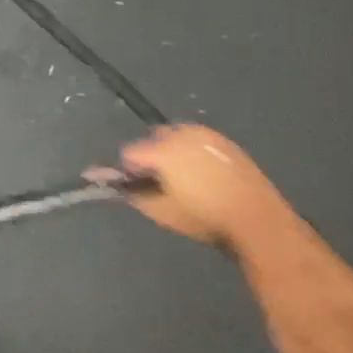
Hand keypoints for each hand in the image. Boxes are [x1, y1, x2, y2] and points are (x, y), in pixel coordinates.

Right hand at [86, 125, 291, 248]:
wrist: (257, 218)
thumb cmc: (203, 217)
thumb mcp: (160, 211)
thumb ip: (128, 192)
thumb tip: (95, 178)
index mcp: (162, 150)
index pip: (129, 153)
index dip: (130, 171)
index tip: (141, 188)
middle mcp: (181, 134)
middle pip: (151, 140)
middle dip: (151, 158)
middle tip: (163, 185)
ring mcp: (205, 134)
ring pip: (174, 137)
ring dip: (171, 153)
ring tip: (185, 180)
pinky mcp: (224, 140)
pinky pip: (196, 140)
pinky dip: (192, 152)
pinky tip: (204, 175)